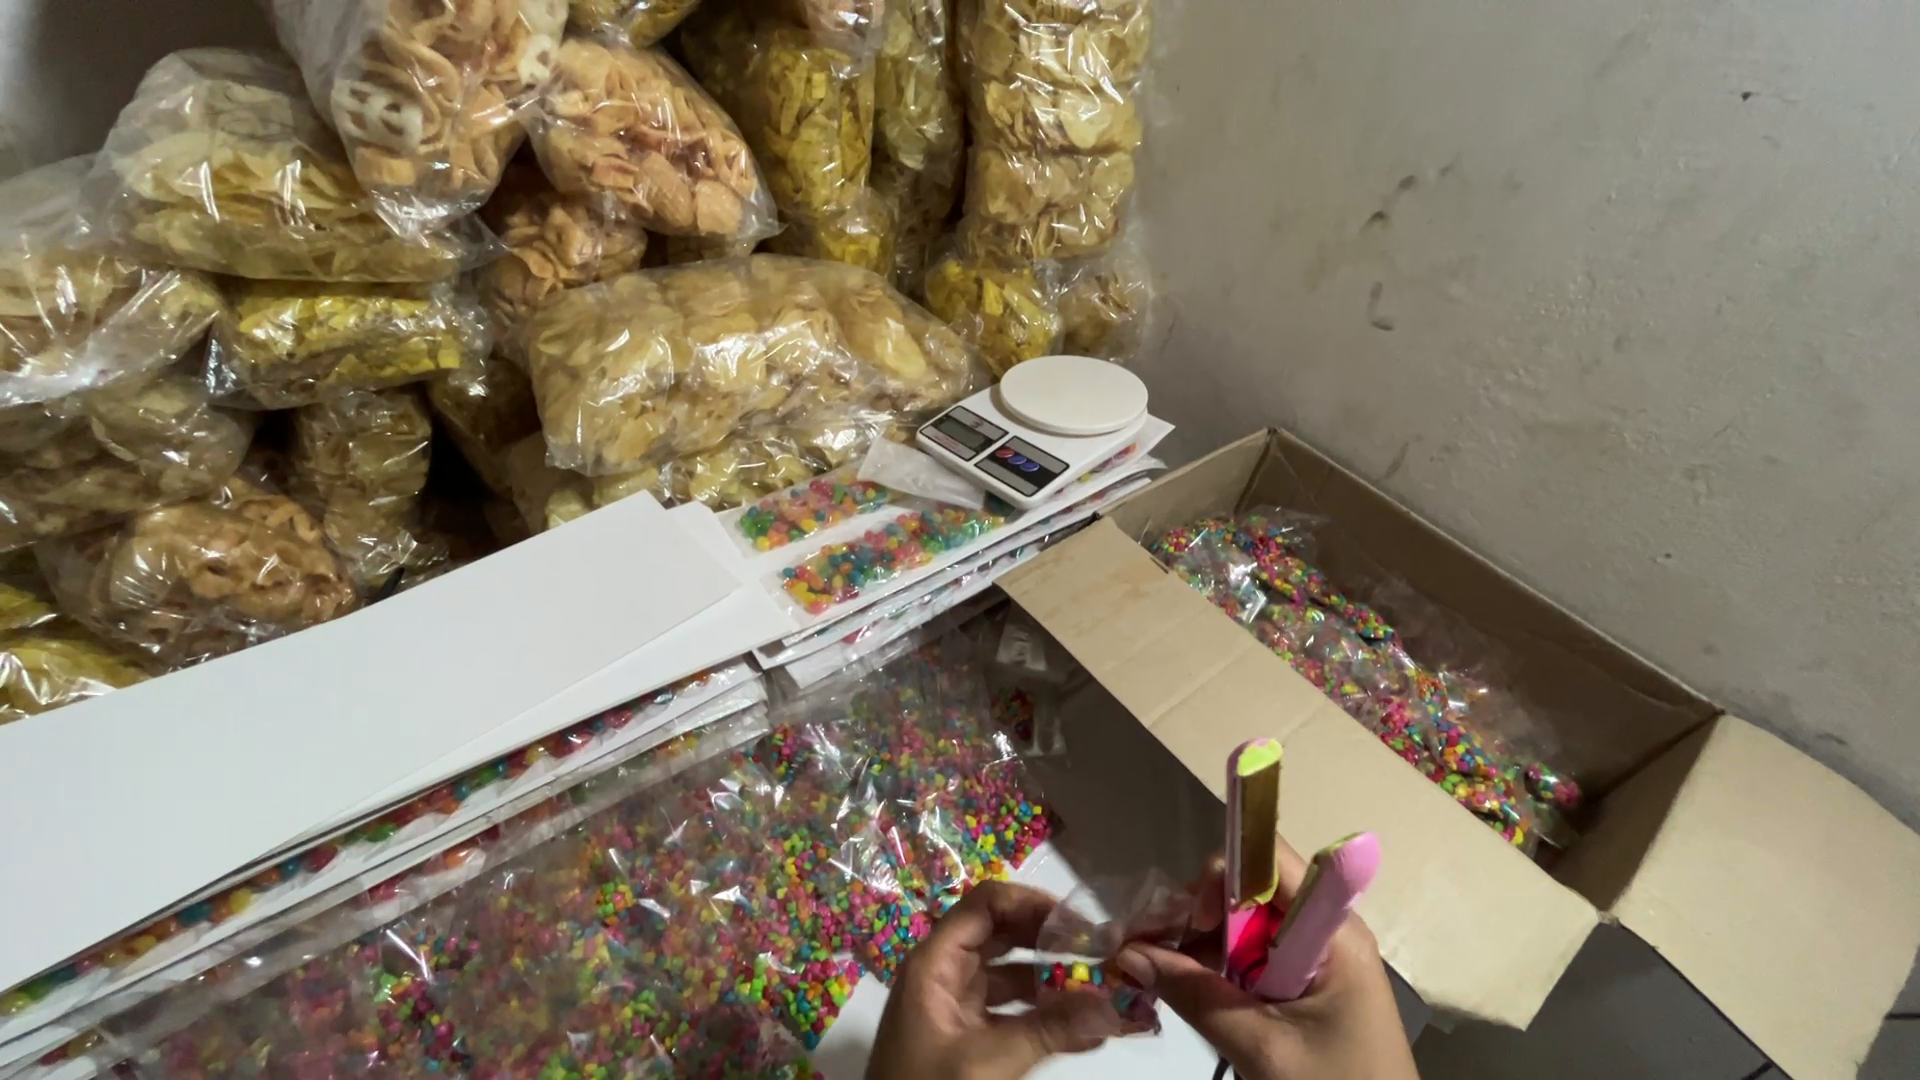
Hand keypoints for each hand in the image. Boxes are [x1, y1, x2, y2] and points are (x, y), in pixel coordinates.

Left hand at [867, 881, 1137, 1079]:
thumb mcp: (986, 1062)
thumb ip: (1048, 1031)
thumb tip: (1111, 1005)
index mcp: (935, 961)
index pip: (984, 905)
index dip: (1030, 903)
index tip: (1077, 920)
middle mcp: (944, 973)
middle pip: (1000, 934)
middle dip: (1048, 940)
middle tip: (1098, 951)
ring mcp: (956, 1006)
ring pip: (1009, 975)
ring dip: (1051, 980)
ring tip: (1099, 988)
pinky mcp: (967, 1038)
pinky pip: (1010, 1013)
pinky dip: (1043, 1015)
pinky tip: (1083, 1029)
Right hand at [1111, 841, 1418, 1079]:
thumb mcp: (1263, 1049)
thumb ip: (1196, 996)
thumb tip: (1128, 953)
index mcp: (1329, 928)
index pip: (1267, 860)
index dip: (1221, 874)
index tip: (1192, 921)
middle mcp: (1320, 925)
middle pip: (1244, 888)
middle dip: (1195, 912)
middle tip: (1147, 949)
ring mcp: (1311, 950)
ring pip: (1238, 918)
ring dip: (1196, 940)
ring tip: (1157, 972)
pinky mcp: (1301, 976)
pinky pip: (1247, 949)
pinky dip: (1212, 962)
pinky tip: (1185, 984)